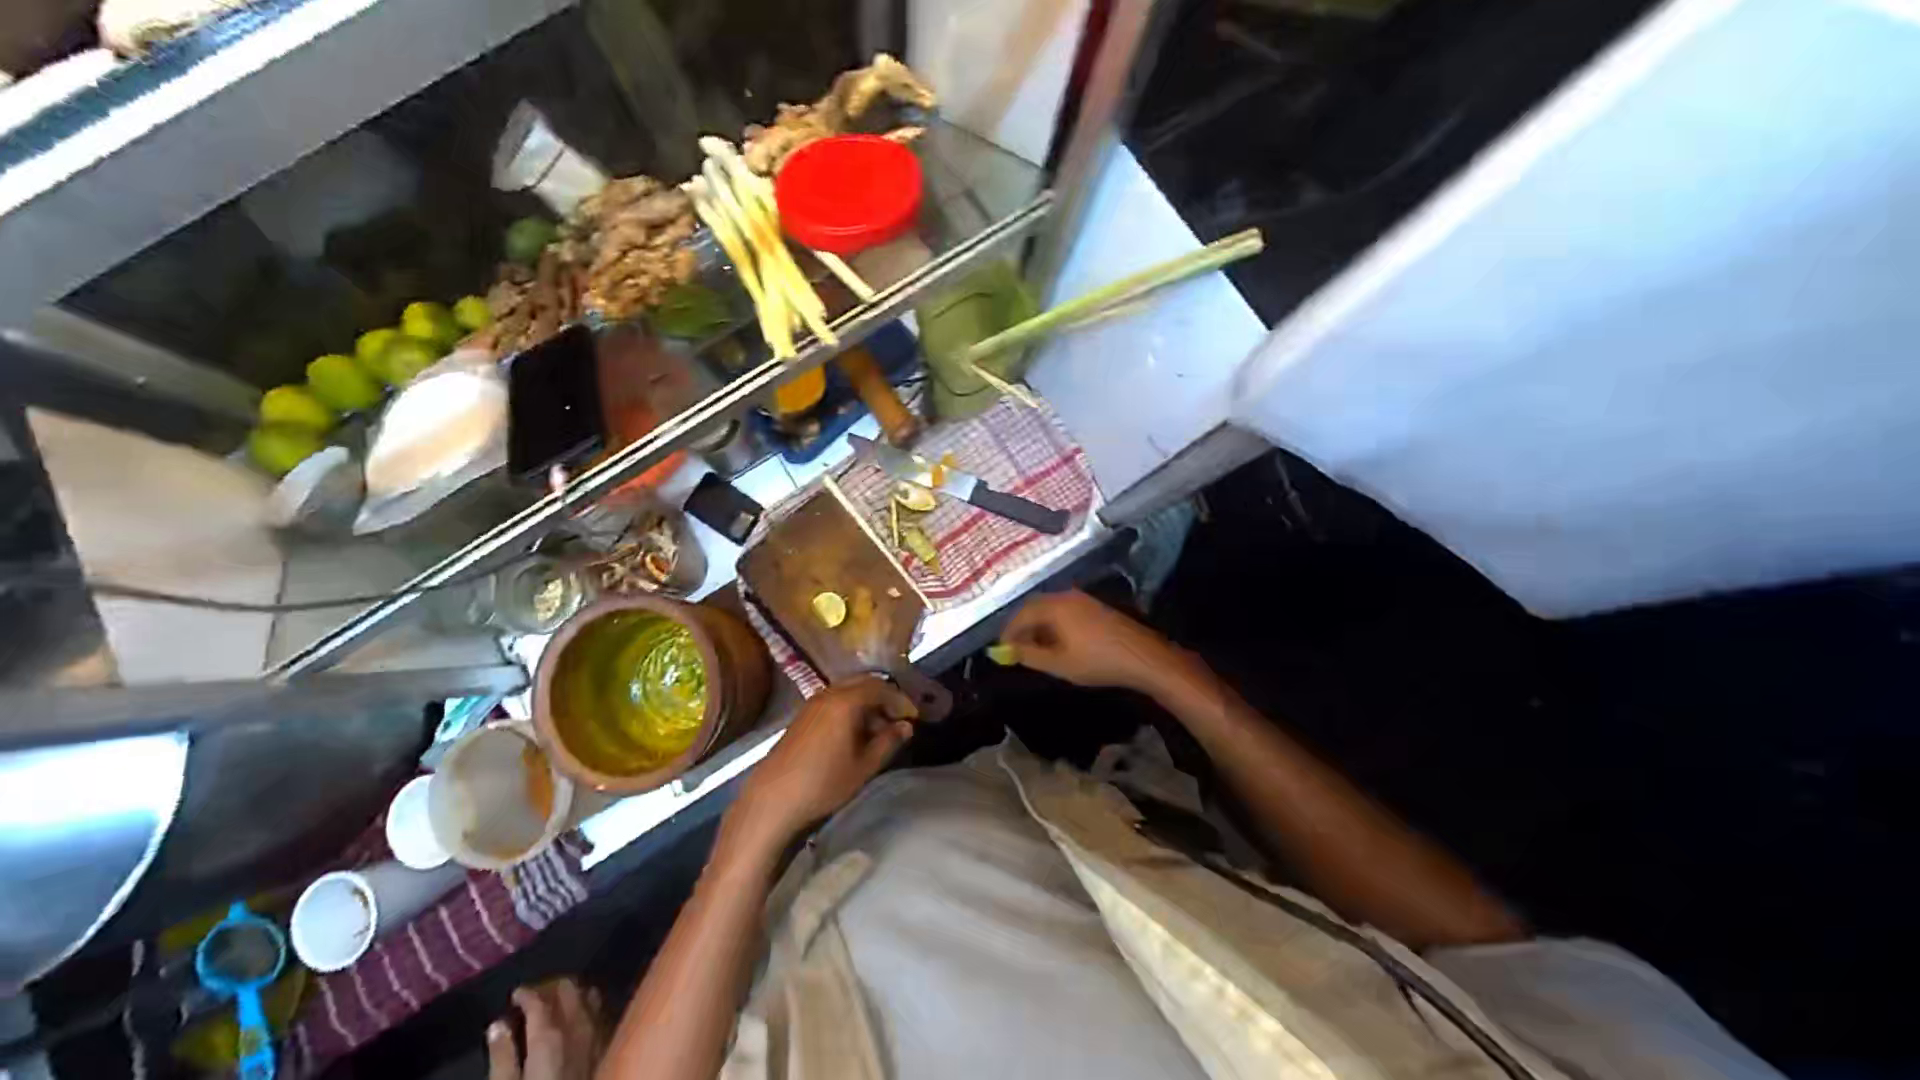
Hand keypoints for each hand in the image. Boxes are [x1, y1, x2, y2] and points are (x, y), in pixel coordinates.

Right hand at [486, 979, 602, 1079]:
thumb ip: (502, 1056)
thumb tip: (498, 1025)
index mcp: (549, 1036)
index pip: (540, 999)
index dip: (526, 992)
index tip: (514, 996)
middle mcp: (578, 1024)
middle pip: (568, 988)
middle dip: (549, 986)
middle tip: (531, 998)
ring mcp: (598, 1030)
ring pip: (588, 993)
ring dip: (571, 992)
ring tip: (553, 1004)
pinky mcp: (608, 1042)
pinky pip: (600, 1009)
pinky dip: (586, 1003)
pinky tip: (577, 1018)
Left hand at [730, 677, 917, 850]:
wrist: (773, 799)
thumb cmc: (824, 783)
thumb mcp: (864, 766)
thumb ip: (888, 742)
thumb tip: (906, 726)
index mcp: (846, 701)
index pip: (881, 688)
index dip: (900, 700)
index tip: (913, 718)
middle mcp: (828, 694)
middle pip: (864, 684)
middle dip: (884, 698)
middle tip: (898, 721)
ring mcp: (812, 704)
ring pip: (848, 692)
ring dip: (867, 705)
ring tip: (879, 732)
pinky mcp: (802, 717)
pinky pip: (834, 701)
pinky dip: (850, 710)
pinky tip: (854, 735)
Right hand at [1003, 589, 1185, 694]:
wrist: (1143, 657)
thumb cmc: (1096, 661)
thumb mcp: (1057, 664)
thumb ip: (1028, 655)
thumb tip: (1004, 650)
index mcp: (1054, 606)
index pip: (1020, 614)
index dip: (1008, 632)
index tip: (1001, 650)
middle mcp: (1066, 596)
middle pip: (1034, 607)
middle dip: (1022, 627)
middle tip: (1015, 649)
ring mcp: (1083, 599)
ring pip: (1050, 608)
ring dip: (1038, 626)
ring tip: (1035, 649)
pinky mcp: (1095, 607)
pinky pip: (1064, 610)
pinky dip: (1054, 624)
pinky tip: (1058, 643)